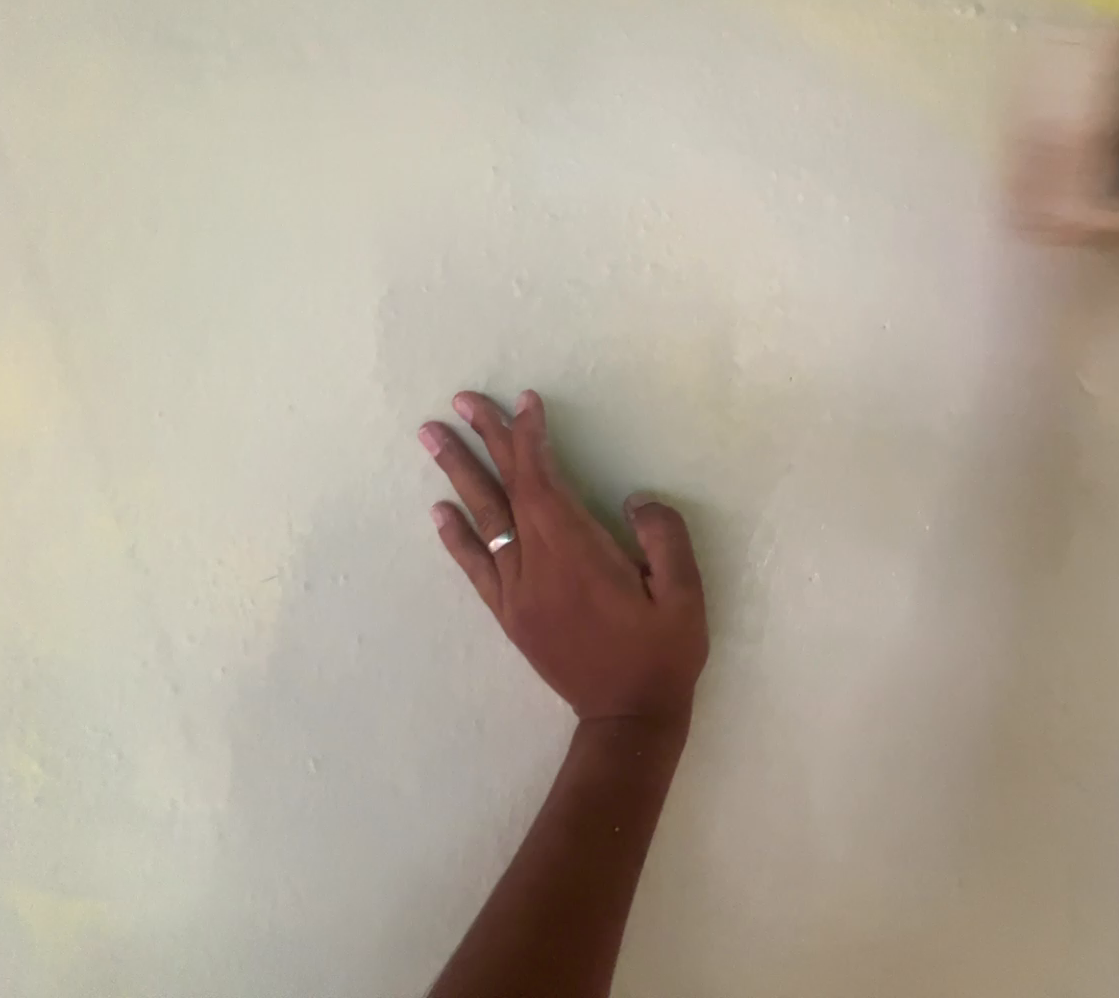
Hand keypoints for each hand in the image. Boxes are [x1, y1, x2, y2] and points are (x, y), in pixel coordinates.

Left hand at [419, 390, 707, 724]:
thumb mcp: (686, 593)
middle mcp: (537, 566)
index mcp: (578, 553)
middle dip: (486, 440)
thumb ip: (665, 536)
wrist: (628, 717)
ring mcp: (517, 591)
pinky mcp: (510, 614)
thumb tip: (634, 501)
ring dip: (459, 474)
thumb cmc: (662, 652)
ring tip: (432, 436)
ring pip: (484, 521)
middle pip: (506, 490)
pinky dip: (455, 536)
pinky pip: (475, 568)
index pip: (542, 481)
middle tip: (461, 400)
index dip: (529, 438)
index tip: (525, 401)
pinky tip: (439, 511)